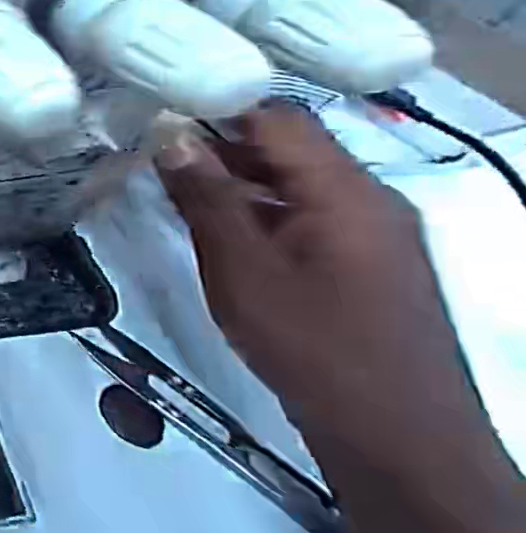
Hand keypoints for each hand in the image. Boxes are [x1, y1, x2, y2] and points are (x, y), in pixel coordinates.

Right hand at [155, 103, 496, 482]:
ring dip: (226, 169)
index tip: (149, 99)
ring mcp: (366, 229)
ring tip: (157, 170)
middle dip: (213, 136)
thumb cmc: (312, 342)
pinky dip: (247, 200)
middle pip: (286, 144)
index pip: (279, 118)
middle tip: (140, 136)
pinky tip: (199, 212)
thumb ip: (204, 196)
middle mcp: (368, 199)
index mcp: (349, 193)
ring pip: (287, 176)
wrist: (393, 433)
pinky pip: (295, 206)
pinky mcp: (354, 256)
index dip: (214, 101)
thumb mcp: (241, 265)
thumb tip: (168, 134)